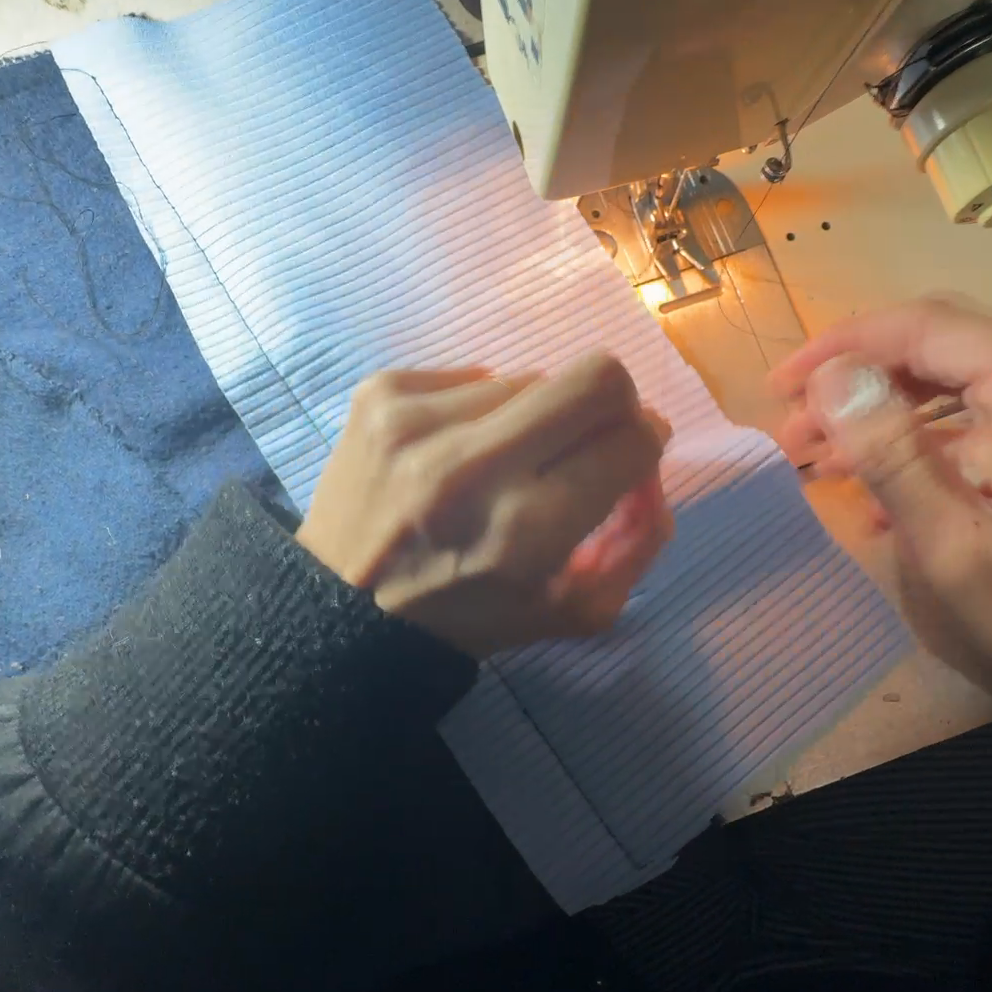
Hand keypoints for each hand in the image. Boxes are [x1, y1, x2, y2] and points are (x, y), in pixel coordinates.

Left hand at [298, 354, 673, 657]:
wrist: (336, 607)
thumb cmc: (462, 615)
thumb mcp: (568, 613)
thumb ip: (637, 547)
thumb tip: (655, 468)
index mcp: (526, 530)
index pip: (630, 443)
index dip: (644, 444)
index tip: (630, 454)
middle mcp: (472, 465)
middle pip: (595, 377)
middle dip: (614, 403)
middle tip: (590, 433)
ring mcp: (419, 420)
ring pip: (529, 378)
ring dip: (532, 417)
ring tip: (496, 462)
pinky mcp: (380, 392)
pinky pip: (470, 375)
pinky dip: (477, 410)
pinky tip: (450, 451)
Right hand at [772, 301, 991, 757]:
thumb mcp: (961, 551)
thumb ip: (893, 458)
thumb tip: (830, 378)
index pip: (927, 327)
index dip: (842, 346)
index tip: (779, 387)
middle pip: (941, 344)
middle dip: (856, 379)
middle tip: (794, 432)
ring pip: (956, 377)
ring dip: (883, 409)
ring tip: (823, 456)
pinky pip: (982, 415)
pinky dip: (922, 437)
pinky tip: (883, 485)